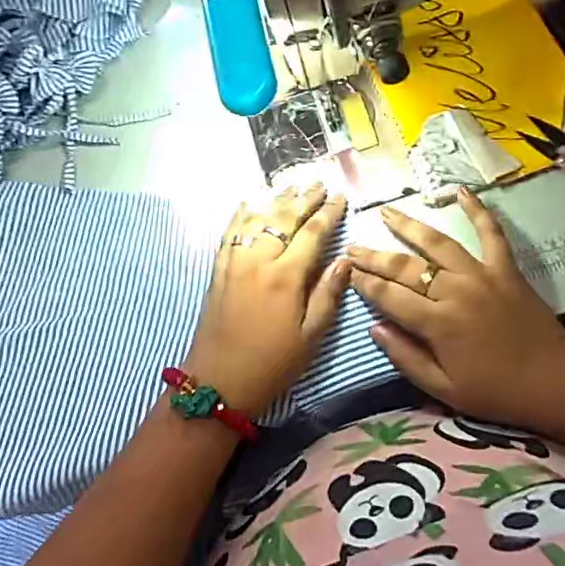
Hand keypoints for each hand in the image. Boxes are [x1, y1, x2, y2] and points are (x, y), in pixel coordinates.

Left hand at [184, 184, 349, 413]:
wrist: (218, 382)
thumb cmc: (273, 363)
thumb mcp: (311, 336)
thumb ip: (328, 294)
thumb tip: (346, 260)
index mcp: (286, 277)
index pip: (312, 234)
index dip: (329, 213)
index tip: (342, 197)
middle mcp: (259, 261)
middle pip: (284, 219)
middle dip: (304, 199)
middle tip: (319, 183)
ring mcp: (234, 263)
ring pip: (256, 220)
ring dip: (275, 200)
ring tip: (291, 186)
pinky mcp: (218, 272)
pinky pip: (229, 234)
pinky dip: (240, 216)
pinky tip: (247, 204)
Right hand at [347, 188, 564, 429]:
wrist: (553, 379)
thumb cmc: (495, 391)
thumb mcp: (444, 389)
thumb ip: (406, 357)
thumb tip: (374, 327)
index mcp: (438, 324)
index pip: (390, 296)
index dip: (365, 283)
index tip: (347, 270)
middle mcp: (455, 291)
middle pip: (407, 267)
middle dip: (376, 256)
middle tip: (353, 245)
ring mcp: (482, 274)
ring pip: (438, 243)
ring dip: (410, 226)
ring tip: (387, 211)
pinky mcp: (505, 268)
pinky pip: (490, 233)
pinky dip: (477, 210)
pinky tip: (461, 191)